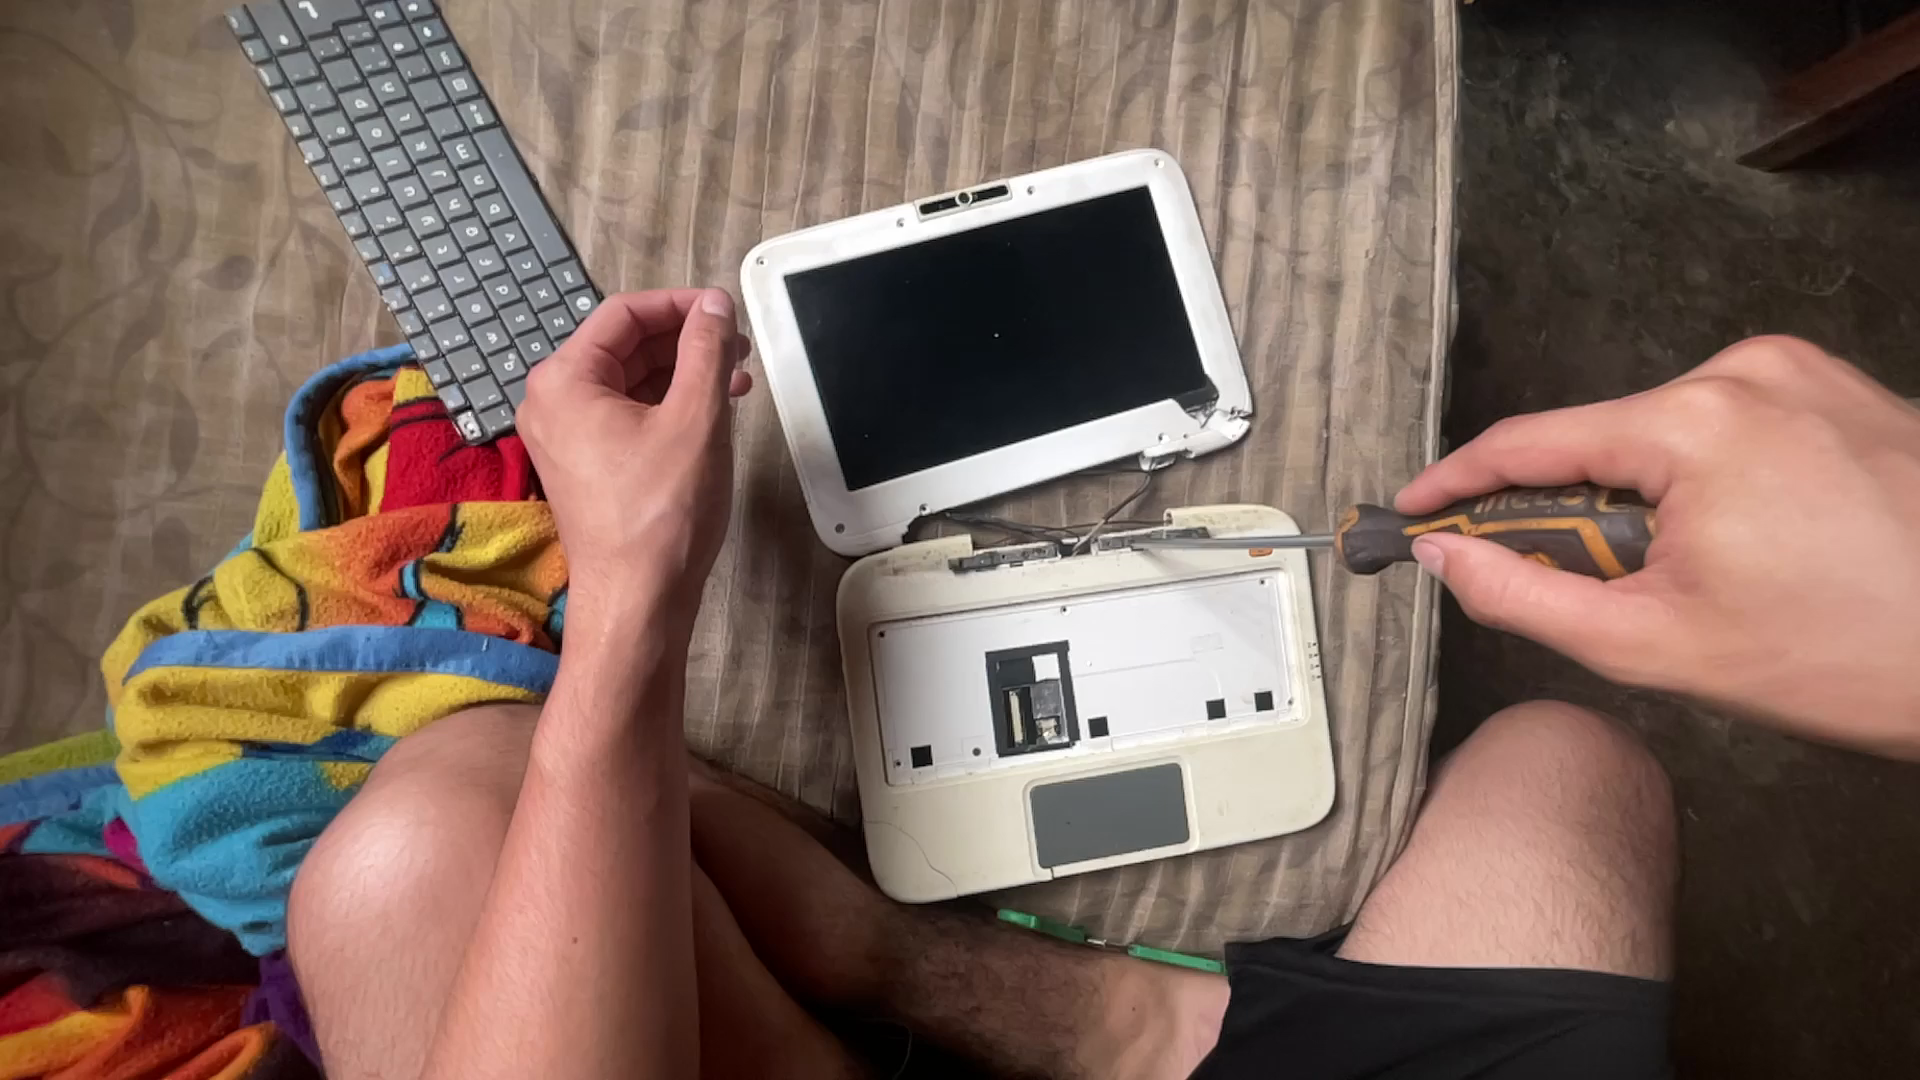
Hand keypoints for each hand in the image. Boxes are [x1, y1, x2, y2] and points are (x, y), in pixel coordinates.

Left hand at [515, 288, 751, 634]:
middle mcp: (555, 404)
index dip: (681, 306)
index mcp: (567, 380)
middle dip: (687, 343)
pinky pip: (630, 417)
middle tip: (738, 348)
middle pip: (626, 348)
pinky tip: (710, 413)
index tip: (727, 311)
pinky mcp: (590, 467)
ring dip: (684, 376)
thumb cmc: (662, 512)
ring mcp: (570, 439)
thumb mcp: (696, 419)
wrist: (640, 596)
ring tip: (735, 381)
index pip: (624, 315)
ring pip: (632, 385)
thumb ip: (707, 352)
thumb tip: (716, 308)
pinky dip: (670, 408)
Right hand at [1397, 335, 1919, 758]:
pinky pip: (1698, 431)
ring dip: (1609, 501)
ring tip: (1645, 569)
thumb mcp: (1648, 643)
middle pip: (1583, 442)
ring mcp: (1793, 373)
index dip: (1450, 482)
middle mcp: (1740, 373)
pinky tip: (1705, 538)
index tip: (1407, 514)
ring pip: (1637, 438)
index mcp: (1693, 424)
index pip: (1523, 444)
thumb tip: (1438, 553)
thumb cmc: (1846, 659)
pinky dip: (1668, 483)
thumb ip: (1517, 595)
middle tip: (1545, 573)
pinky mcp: (1827, 389)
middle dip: (1546, 508)